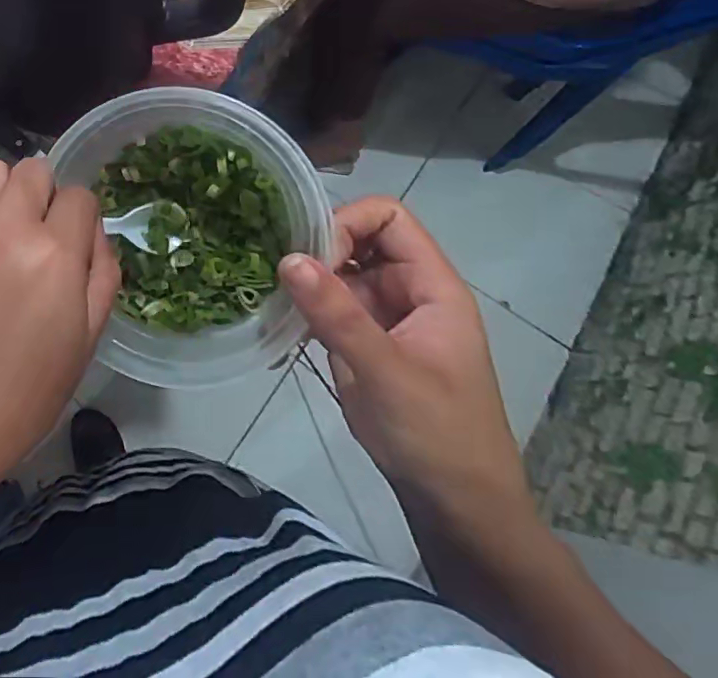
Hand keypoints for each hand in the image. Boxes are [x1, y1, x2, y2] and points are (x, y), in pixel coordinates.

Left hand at [0, 158, 118, 508]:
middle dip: (46, 195)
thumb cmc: (30, 385)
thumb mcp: (89, 334)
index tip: (73, 243)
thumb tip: (91, 229)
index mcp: (56, 255)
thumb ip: (101, 270)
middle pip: (35, 169)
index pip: (79, 196)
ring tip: (4, 230)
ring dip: (6, 192)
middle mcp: (8, 228)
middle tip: (40, 233)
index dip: (81, 218)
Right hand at [278, 197, 531, 529]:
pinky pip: (323, 302)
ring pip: (335, 269)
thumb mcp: (387, 371)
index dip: (347, 223)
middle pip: (357, 237)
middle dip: (316, 245)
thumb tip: (288, 257)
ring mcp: (379, 314)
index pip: (389, 218)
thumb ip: (338, 313)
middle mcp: (404, 291)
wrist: (452, 499)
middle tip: (278, 273)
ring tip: (266, 290)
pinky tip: (273, 316)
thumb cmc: (437, 433)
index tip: (311, 257)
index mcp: (431, 287)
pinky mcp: (356, 338)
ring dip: (301, 274)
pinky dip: (297, 302)